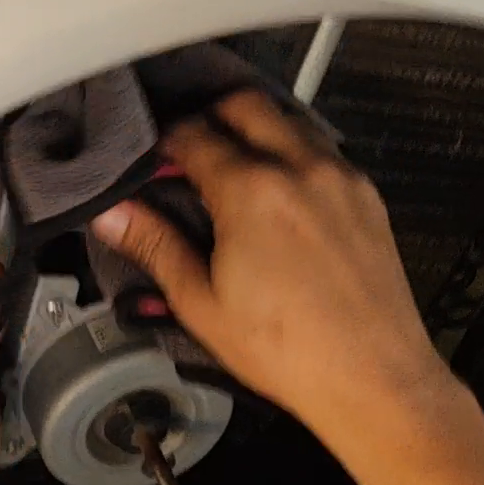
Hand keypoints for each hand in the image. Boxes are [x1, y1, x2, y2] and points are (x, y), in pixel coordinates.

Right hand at [89, 90, 452, 437]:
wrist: (373, 378)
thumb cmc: (282, 349)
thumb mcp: (200, 302)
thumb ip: (155, 245)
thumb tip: (110, 214)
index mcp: (251, 191)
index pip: (195, 136)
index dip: (165, 142)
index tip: (153, 160)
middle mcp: (300, 168)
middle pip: (246, 105)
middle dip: (210, 116)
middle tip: (189, 151)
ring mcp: (341, 178)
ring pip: (289, 120)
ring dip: (254, 129)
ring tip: (231, 168)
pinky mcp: (367, 197)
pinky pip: (322, 150)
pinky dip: (291, 152)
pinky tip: (278, 193)